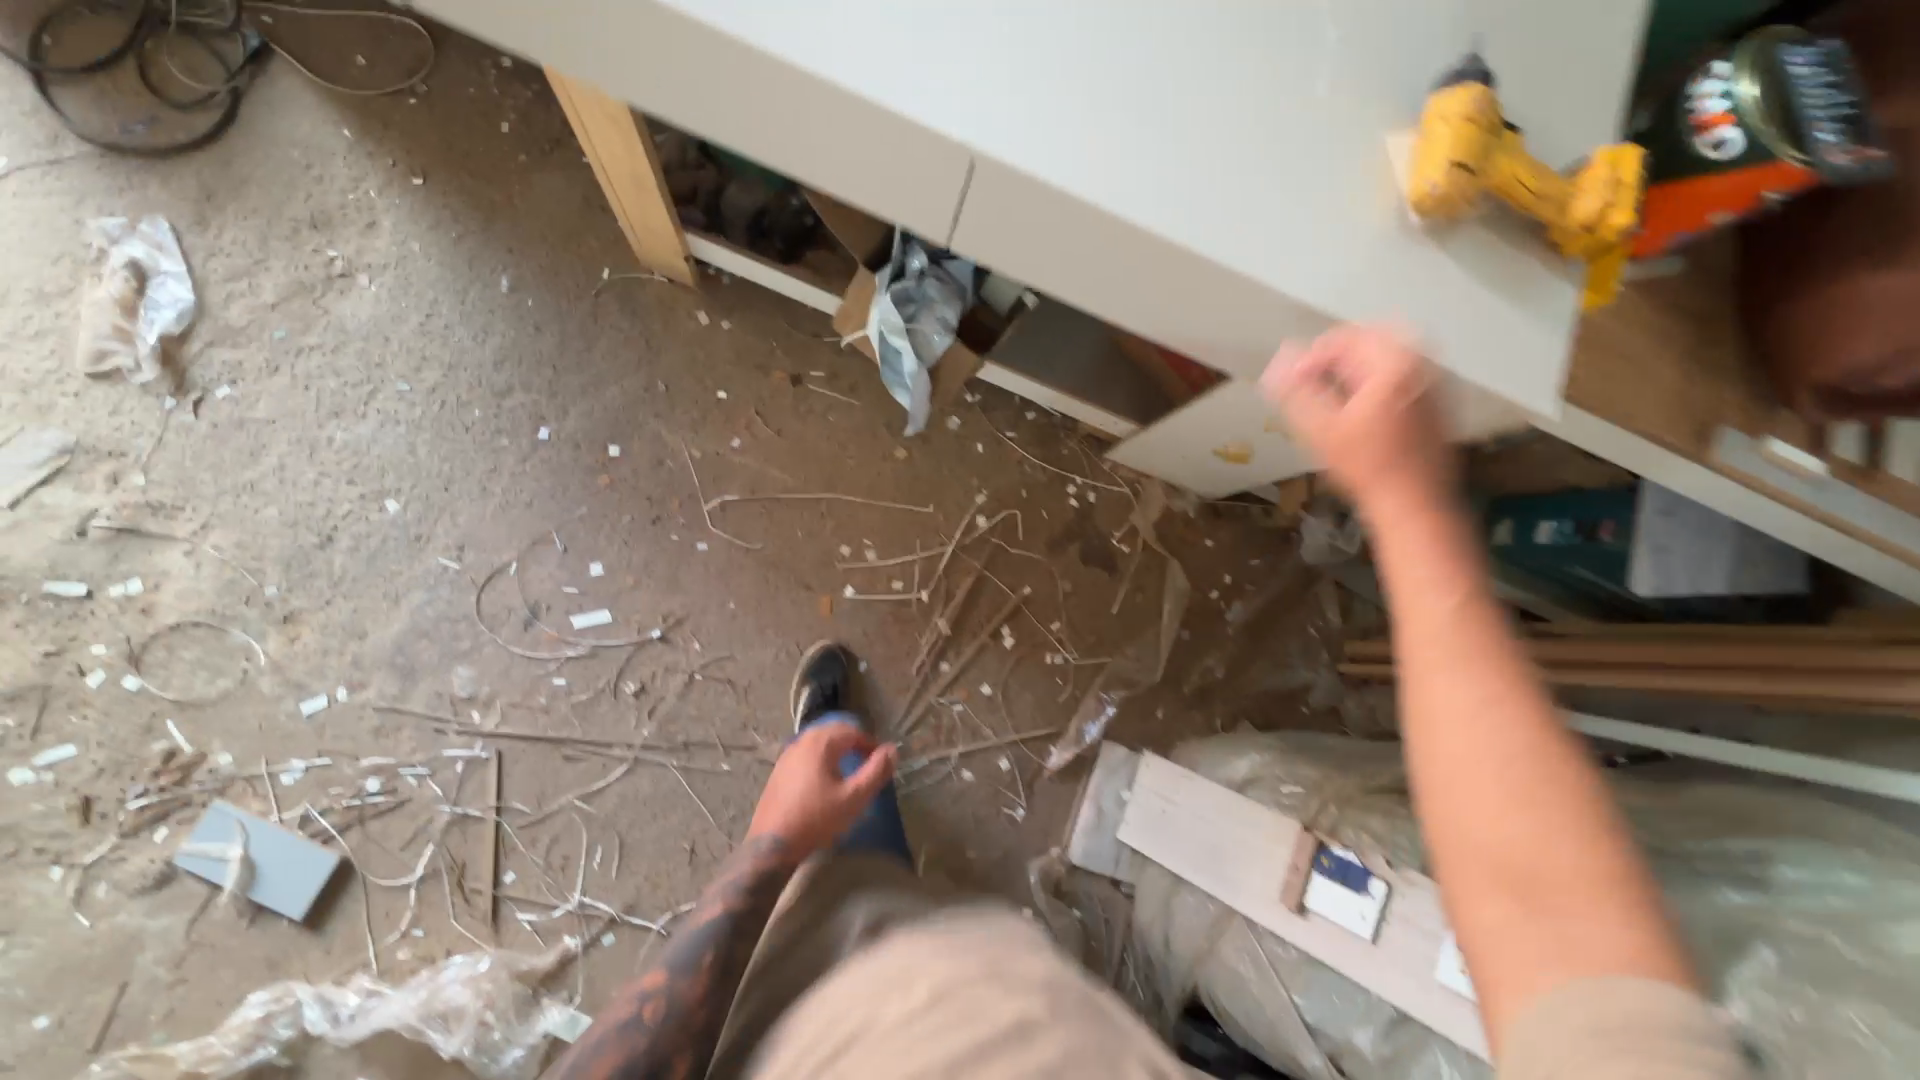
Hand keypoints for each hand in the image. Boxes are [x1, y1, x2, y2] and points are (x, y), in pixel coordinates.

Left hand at [746, 725, 896, 858]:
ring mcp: (787, 755)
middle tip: (867, 761)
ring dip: (836, 749)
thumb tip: (892, 750)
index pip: (852, 731)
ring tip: (848, 769)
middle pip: (833, 731)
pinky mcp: (779, 770)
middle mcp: (801, 741)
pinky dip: (821, 758)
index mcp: (820, 743)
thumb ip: (876, 771)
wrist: (773, 843)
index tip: (881, 761)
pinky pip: (806, 754)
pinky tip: (824, 779)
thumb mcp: (854, 798)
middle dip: (853, 742)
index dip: (870, 744)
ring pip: (818, 742)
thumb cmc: (817, 818)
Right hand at [1260, 323, 1453, 511]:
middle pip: (1369, 341)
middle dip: (1335, 358)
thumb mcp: (1321, 429)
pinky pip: (1404, 375)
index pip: (1343, 339)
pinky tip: (1360, 410)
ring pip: (1388, 357)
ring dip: (1356, 369)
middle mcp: (1421, 363)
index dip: (1310, 357)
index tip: (1292, 381)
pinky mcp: (1438, 402)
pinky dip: (1378, 382)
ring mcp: (1434, 383)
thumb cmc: (1366, 467)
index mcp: (1394, 362)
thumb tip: (1275, 364)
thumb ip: (1295, 391)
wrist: (1414, 504)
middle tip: (1312, 381)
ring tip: (1332, 396)